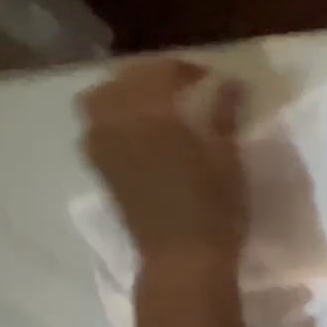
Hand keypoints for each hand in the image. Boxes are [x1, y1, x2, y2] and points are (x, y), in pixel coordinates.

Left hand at [78, 59, 249, 271]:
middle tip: (185, 89)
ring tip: (158, 107)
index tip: (212, 78)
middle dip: (154, 77)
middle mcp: (113, 117)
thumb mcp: (228, 159)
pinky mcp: (97, 163)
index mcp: (149, 111)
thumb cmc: (215, 208)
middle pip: (125, 79)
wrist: (182, 257)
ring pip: (103, 97)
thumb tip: (229, 82)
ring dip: (128, 94)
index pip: (161, 70)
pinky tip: (142, 130)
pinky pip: (99, 122)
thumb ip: (224, 114)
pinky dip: (117, 116)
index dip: (187, 69)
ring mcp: (98, 140)